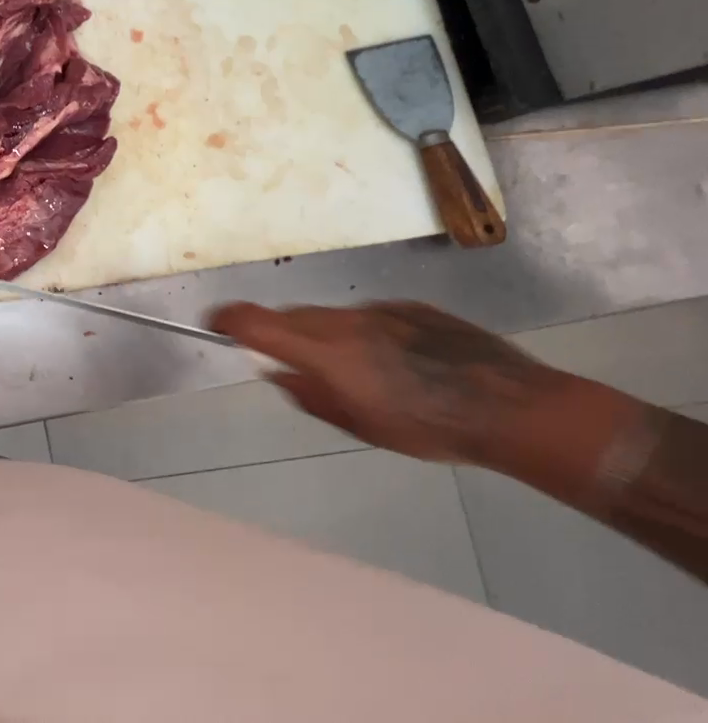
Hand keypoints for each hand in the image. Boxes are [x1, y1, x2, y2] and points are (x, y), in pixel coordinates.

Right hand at [212, 301, 570, 468]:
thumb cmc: (429, 427)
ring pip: (333, 316)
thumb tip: (281, 373)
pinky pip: (373, 316)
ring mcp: (381, 309)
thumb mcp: (358, 424)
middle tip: (299, 366)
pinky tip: (402, 363)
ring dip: (329, 336)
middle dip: (284, 335)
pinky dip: (369, 334)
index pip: (253, 320)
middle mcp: (343, 319)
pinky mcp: (415, 307)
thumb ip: (309, 394)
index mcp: (322, 349)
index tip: (217, 326)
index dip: (227, 319)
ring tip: (362, 371)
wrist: (517, 409)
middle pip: (292, 316)